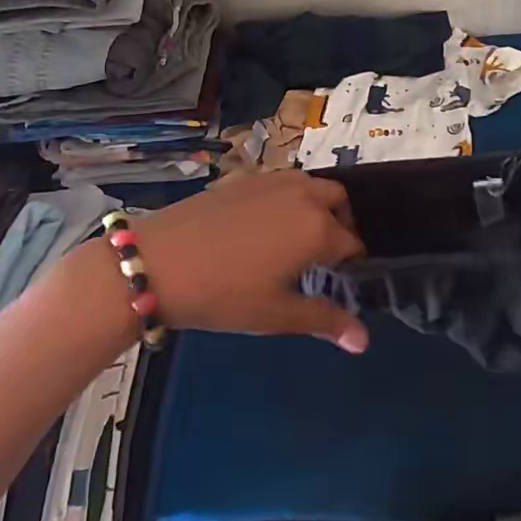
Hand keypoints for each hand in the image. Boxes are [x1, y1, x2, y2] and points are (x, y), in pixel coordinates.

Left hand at [126, 170, 370, 351]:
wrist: (157, 262)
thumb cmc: (223, 294)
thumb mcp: (276, 314)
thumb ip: (325, 322)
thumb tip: (364, 342)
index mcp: (318, 228)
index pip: (352, 243)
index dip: (351, 265)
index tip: (341, 282)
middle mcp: (302, 195)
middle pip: (339, 202)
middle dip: (341, 224)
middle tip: (324, 256)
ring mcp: (272, 181)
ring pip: (311, 185)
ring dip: (317, 205)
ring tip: (297, 238)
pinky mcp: (244, 178)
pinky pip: (282, 182)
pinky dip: (289, 198)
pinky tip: (264, 226)